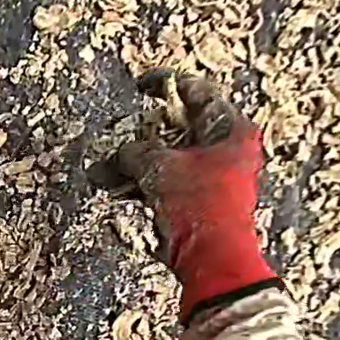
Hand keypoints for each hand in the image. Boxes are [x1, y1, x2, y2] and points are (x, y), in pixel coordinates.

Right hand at [120, 70, 279, 321]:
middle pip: (177, 130)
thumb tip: (121, 152)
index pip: (198, 95)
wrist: (211, 257)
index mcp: (231, 131)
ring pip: (165, 158)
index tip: (143, 82)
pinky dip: (140, 183)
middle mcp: (226, 150)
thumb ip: (137, 152)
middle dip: (141, 136)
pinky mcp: (195, 199)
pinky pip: (163, 181)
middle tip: (118, 135)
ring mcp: (211, 175)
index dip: (167, 86)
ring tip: (107, 171)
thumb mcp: (161, 169)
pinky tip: (119, 189)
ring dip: (135, 164)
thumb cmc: (199, 208)